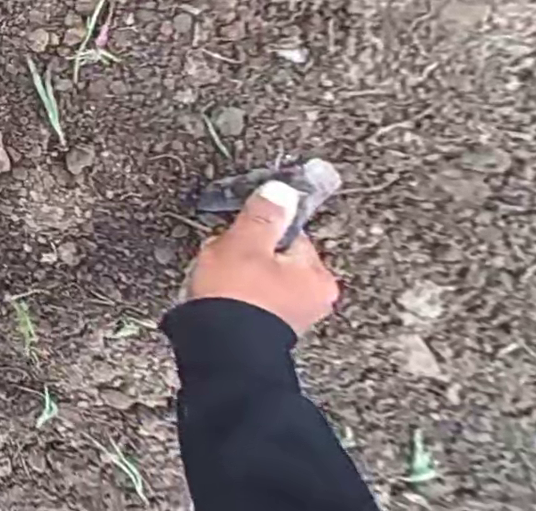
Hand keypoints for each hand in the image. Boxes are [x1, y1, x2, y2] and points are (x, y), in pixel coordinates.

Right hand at [184, 181, 339, 337]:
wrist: (220, 346)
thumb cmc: (235, 294)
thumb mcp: (244, 242)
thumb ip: (263, 214)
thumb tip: (282, 190)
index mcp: (316, 276)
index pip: (289, 232)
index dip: (257, 228)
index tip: (238, 233)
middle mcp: (314, 297)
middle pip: (274, 252)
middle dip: (245, 249)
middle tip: (226, 256)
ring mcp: (293, 313)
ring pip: (260, 271)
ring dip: (237, 268)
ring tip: (219, 276)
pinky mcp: (272, 324)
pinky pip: (254, 292)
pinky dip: (237, 288)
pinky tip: (220, 291)